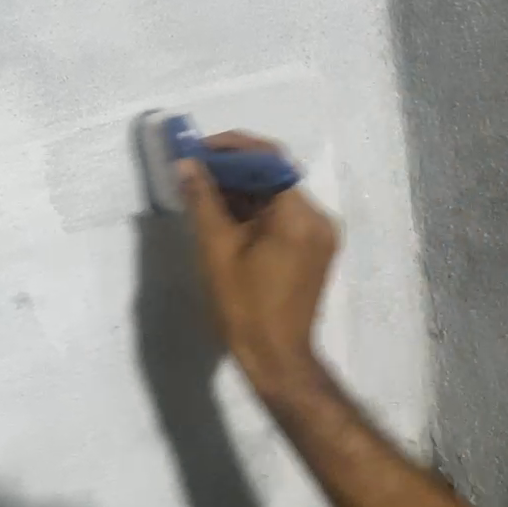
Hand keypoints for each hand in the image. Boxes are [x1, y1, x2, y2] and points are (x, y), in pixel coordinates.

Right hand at [178, 131, 338, 383]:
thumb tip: (187, 164)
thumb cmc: (244, 306)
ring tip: (203, 192)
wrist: (276, 358)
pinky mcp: (315, 249)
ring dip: (242, 189)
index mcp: (298, 215)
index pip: (268, 159)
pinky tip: (224, 216)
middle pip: (274, 175)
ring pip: (277, 195)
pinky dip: (255, 210)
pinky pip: (283, 215)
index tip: (198, 150)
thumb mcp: (215, 249)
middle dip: (233, 168)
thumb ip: (202, 200)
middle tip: (194, 170)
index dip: (231, 148)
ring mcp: (320, 234)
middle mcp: (318, 217)